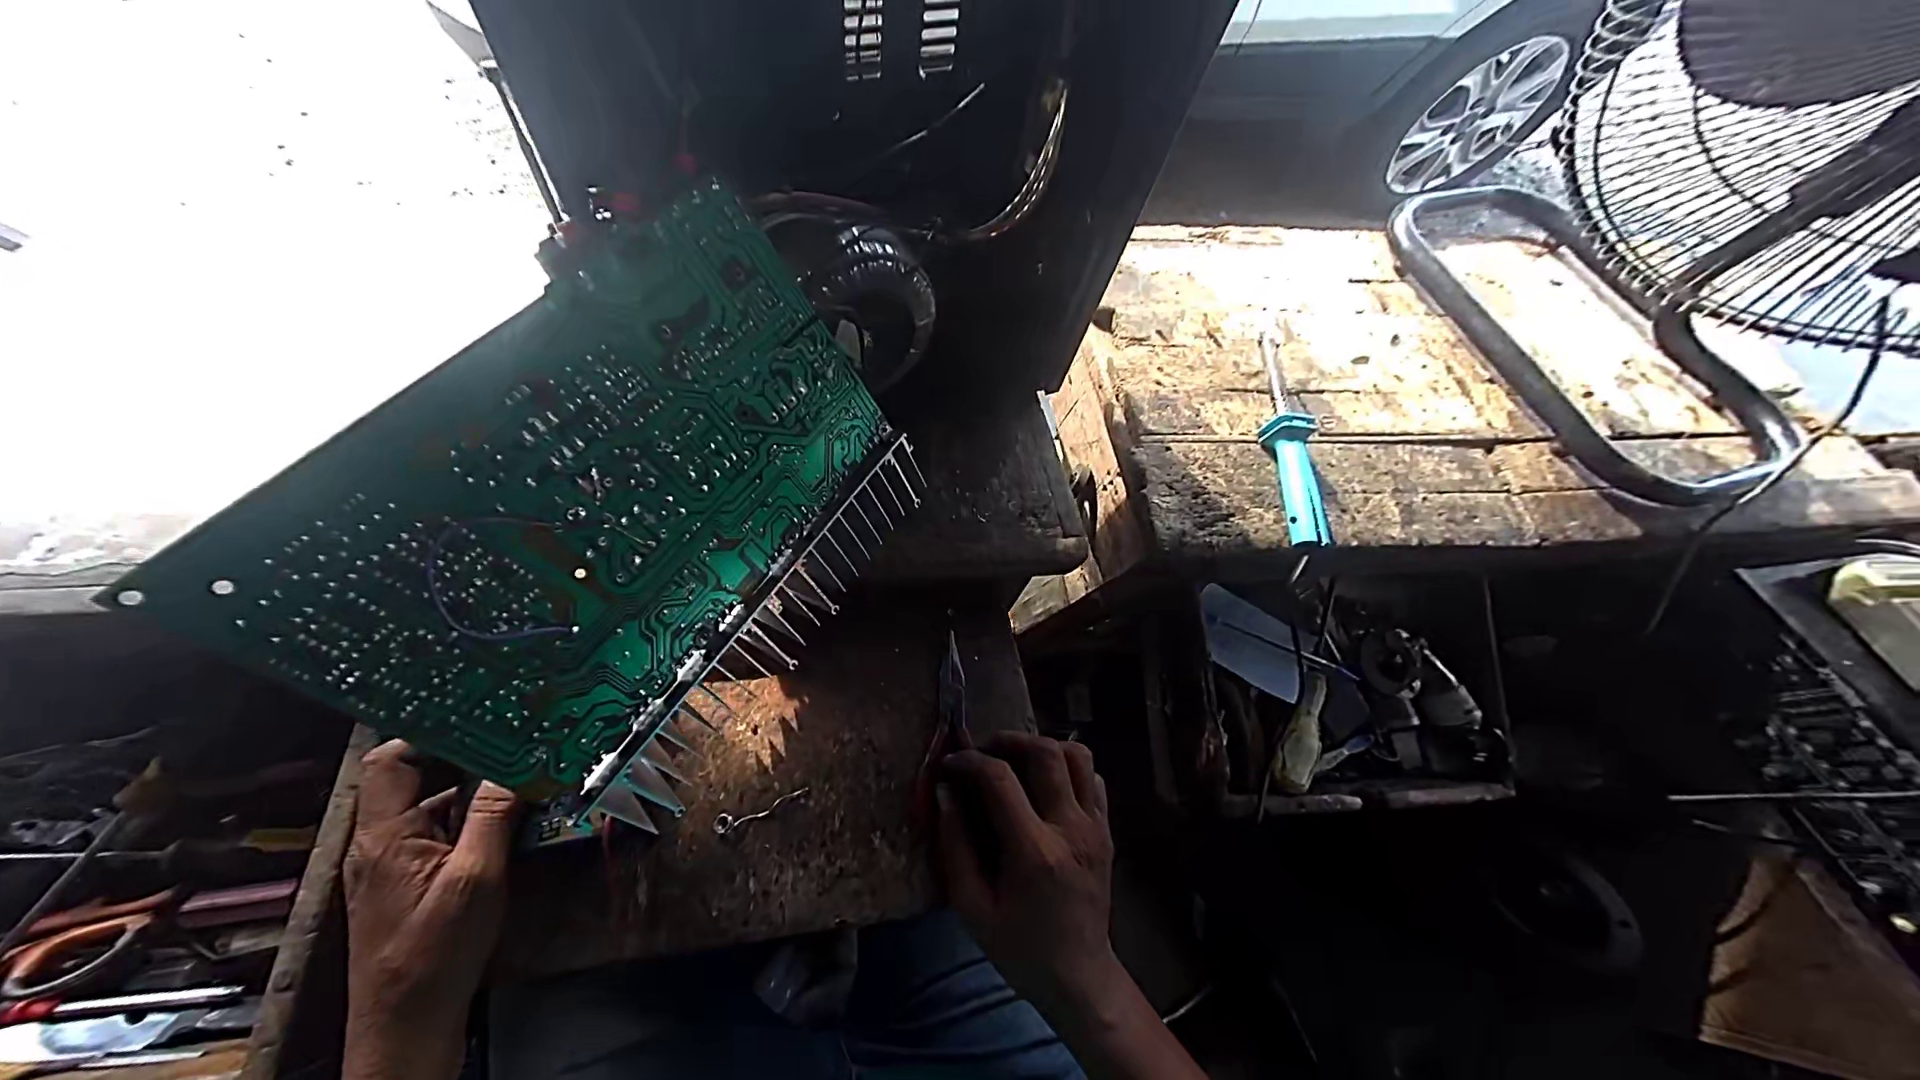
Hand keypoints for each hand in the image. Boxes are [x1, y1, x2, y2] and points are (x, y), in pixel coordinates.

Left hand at [343, 740, 516, 1079]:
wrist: (406, 1023)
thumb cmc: (436, 950)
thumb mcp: (477, 877)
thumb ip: (495, 815)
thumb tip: (519, 762)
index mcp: (385, 836)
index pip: (390, 761)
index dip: (430, 730)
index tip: (482, 713)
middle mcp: (381, 841)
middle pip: (414, 776)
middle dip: (466, 754)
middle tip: (515, 735)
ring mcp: (394, 861)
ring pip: (432, 802)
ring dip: (475, 785)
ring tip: (522, 768)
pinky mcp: (410, 877)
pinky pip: (441, 827)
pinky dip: (474, 813)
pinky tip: (511, 813)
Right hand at [935, 732, 1117, 1016]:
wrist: (1079, 976)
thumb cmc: (1019, 946)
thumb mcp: (972, 907)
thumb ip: (954, 845)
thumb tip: (945, 792)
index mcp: (1034, 851)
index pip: (1000, 778)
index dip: (969, 761)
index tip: (951, 764)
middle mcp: (1071, 829)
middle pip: (1046, 752)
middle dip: (1009, 740)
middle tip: (986, 751)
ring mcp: (1096, 827)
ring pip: (1078, 755)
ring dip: (1044, 747)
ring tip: (1018, 761)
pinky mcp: (1107, 830)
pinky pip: (1093, 778)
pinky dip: (1068, 769)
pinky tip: (1045, 787)